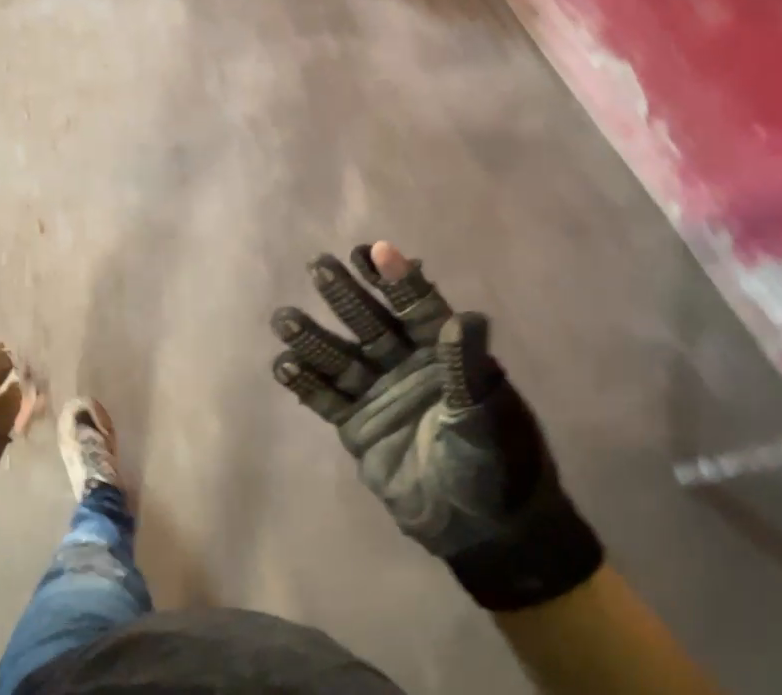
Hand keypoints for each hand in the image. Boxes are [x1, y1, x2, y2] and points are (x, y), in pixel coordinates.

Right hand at [268, 242, 602, 611]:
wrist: (480, 529)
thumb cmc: (498, 465)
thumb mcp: (488, 415)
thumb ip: (468, 369)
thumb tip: (464, 317)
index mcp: (444, 354)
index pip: (417, 308)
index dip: (395, 280)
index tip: (370, 251)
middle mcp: (405, 364)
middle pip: (370, 323)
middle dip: (346, 295)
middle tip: (319, 265)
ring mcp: (377, 393)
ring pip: (340, 356)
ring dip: (313, 336)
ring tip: (284, 317)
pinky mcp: (356, 425)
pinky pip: (326, 398)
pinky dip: (305, 383)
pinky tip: (283, 364)